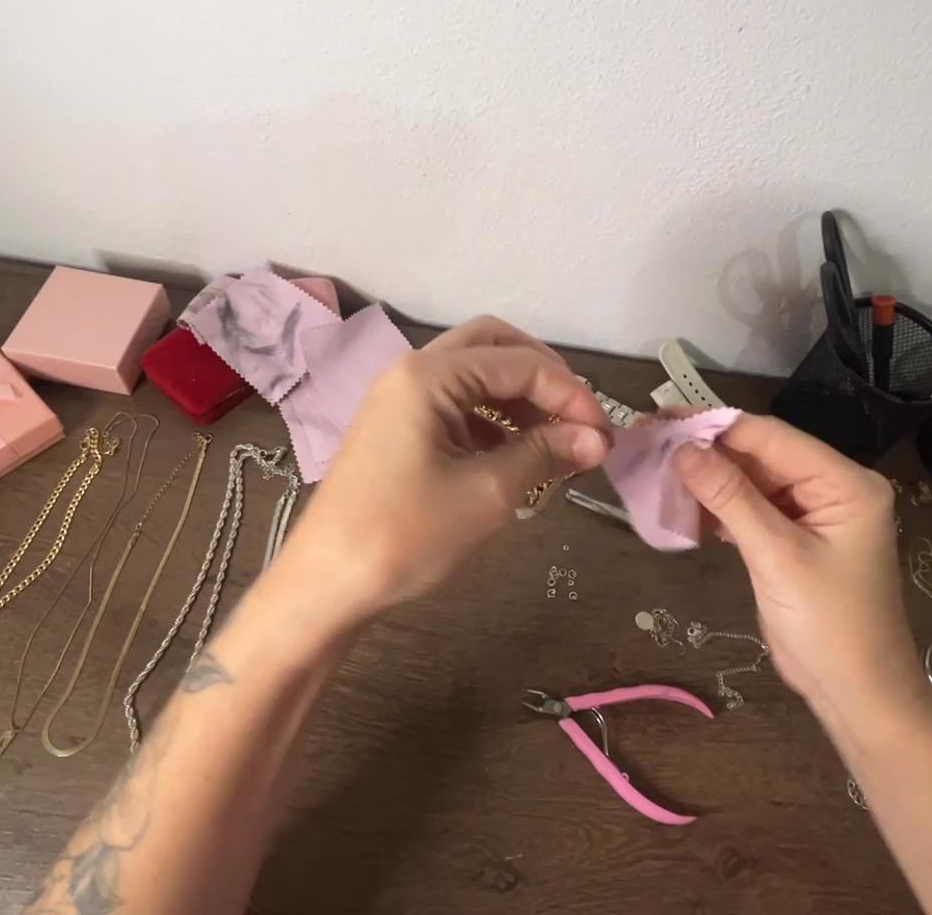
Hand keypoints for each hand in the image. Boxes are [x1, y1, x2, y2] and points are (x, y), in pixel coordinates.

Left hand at [278, 316, 610, 619]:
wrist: (327, 584)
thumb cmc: (404, 536)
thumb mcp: (487, 494)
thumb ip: (546, 454)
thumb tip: (598, 438)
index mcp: (428, 376)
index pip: (519, 363)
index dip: (570, 393)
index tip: (604, 434)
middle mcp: (412, 372)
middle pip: (493, 347)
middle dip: (543, 376)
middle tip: (577, 417)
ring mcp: (400, 398)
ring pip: (475, 375)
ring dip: (519, 398)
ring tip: (556, 442)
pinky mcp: (399, 428)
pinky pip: (456, 404)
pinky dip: (493, 419)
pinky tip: (516, 454)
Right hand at [671, 414, 923, 723]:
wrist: (856, 696)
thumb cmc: (828, 625)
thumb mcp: (777, 556)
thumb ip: (729, 497)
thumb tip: (680, 448)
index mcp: (844, 482)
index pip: (771, 438)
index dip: (716, 426)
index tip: (662, 419)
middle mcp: (828, 487)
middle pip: (758, 455)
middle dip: (705, 449)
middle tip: (648, 438)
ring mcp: (808, 513)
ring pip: (748, 480)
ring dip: (704, 476)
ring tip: (653, 464)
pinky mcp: (788, 538)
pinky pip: (747, 508)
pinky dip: (715, 505)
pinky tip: (678, 500)